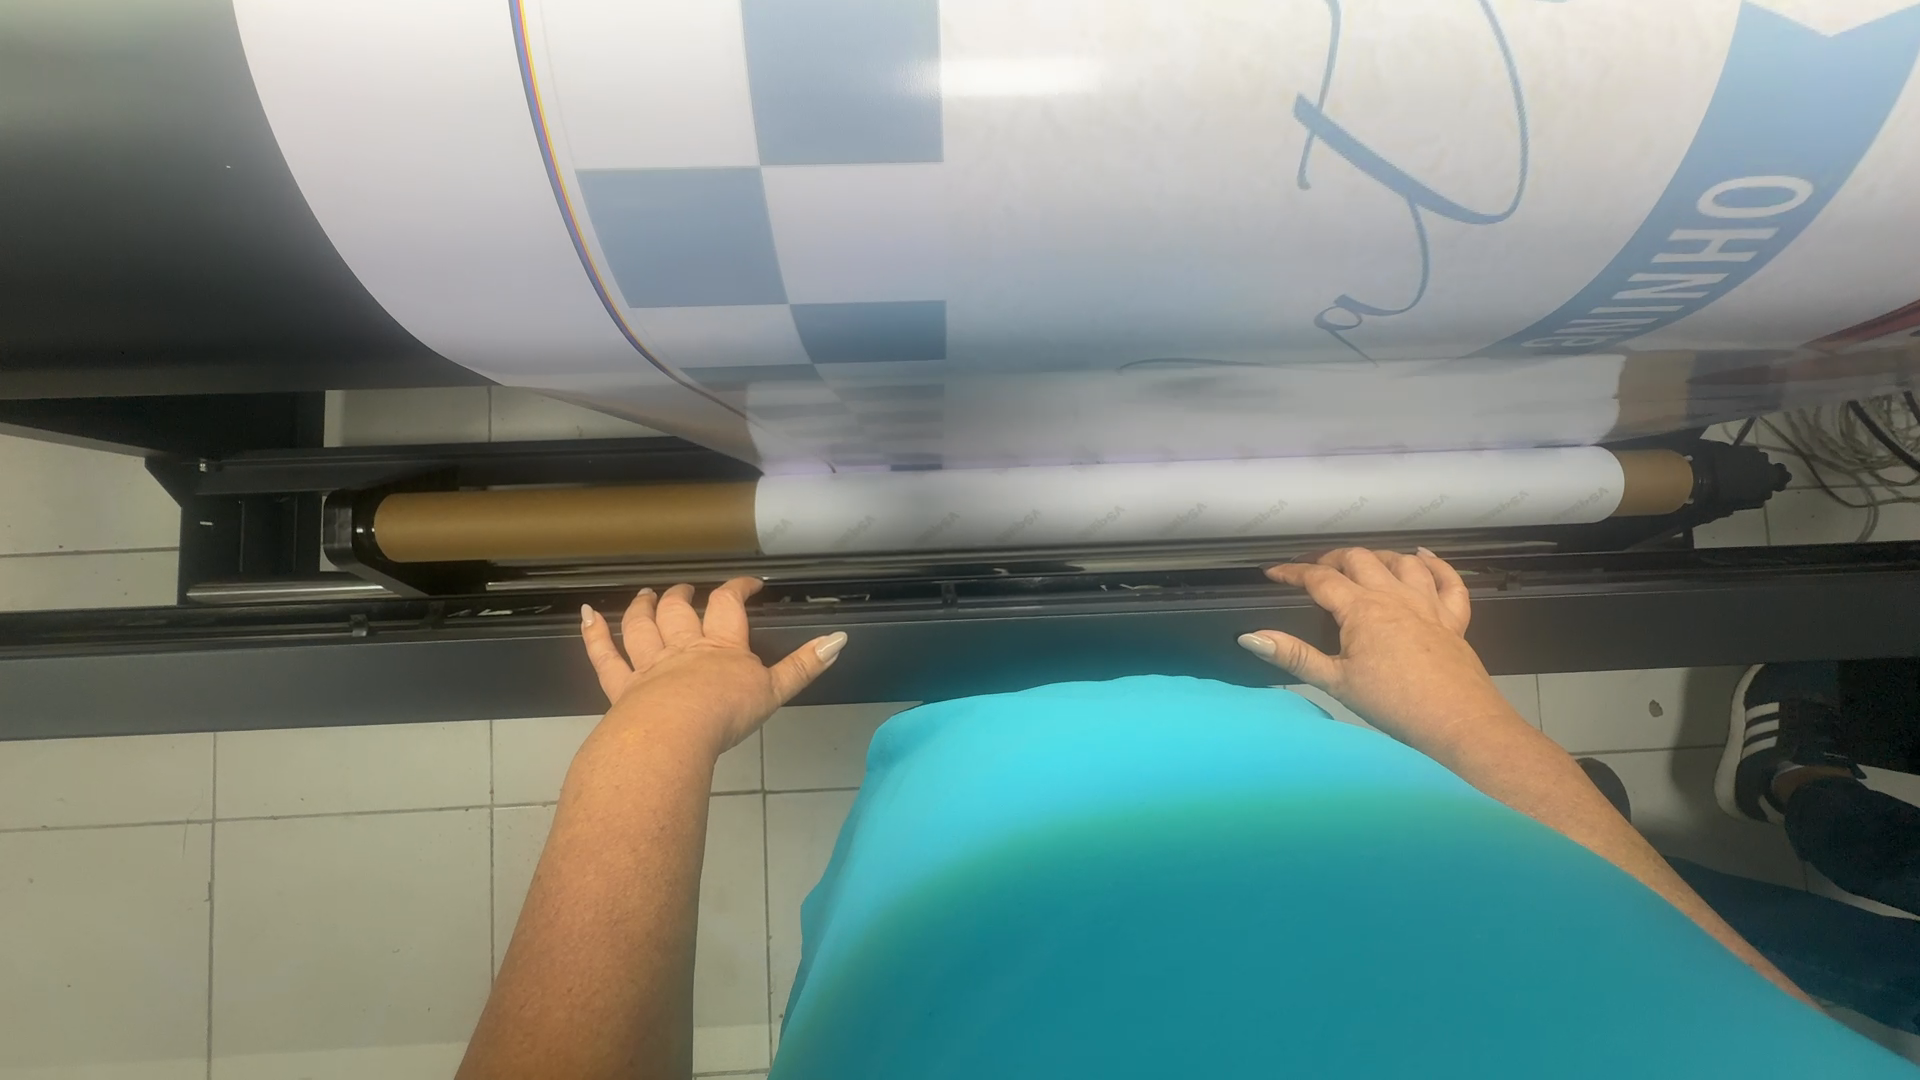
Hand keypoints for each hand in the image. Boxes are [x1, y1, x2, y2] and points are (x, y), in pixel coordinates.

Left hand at [580, 577, 846, 756]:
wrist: (673, 734)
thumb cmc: (725, 712)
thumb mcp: (775, 690)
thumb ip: (805, 665)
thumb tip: (839, 638)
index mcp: (722, 646)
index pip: (730, 605)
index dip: (739, 589)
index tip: (750, 583)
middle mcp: (683, 647)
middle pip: (681, 612)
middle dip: (684, 597)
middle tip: (685, 589)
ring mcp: (649, 665)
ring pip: (642, 627)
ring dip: (643, 608)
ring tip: (646, 594)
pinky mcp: (621, 686)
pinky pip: (604, 655)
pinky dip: (594, 633)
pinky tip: (586, 614)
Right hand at [1240, 547, 1522, 750]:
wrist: (1461, 724)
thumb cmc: (1395, 704)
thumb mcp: (1335, 682)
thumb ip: (1292, 656)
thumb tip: (1251, 637)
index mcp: (1362, 610)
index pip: (1319, 578)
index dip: (1293, 572)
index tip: (1273, 573)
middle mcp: (1394, 597)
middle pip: (1359, 559)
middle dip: (1331, 558)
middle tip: (1311, 569)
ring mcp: (1428, 605)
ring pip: (1401, 562)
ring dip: (1376, 556)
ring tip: (1359, 562)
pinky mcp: (1454, 620)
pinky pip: (1448, 582)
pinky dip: (1435, 565)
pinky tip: (1422, 557)